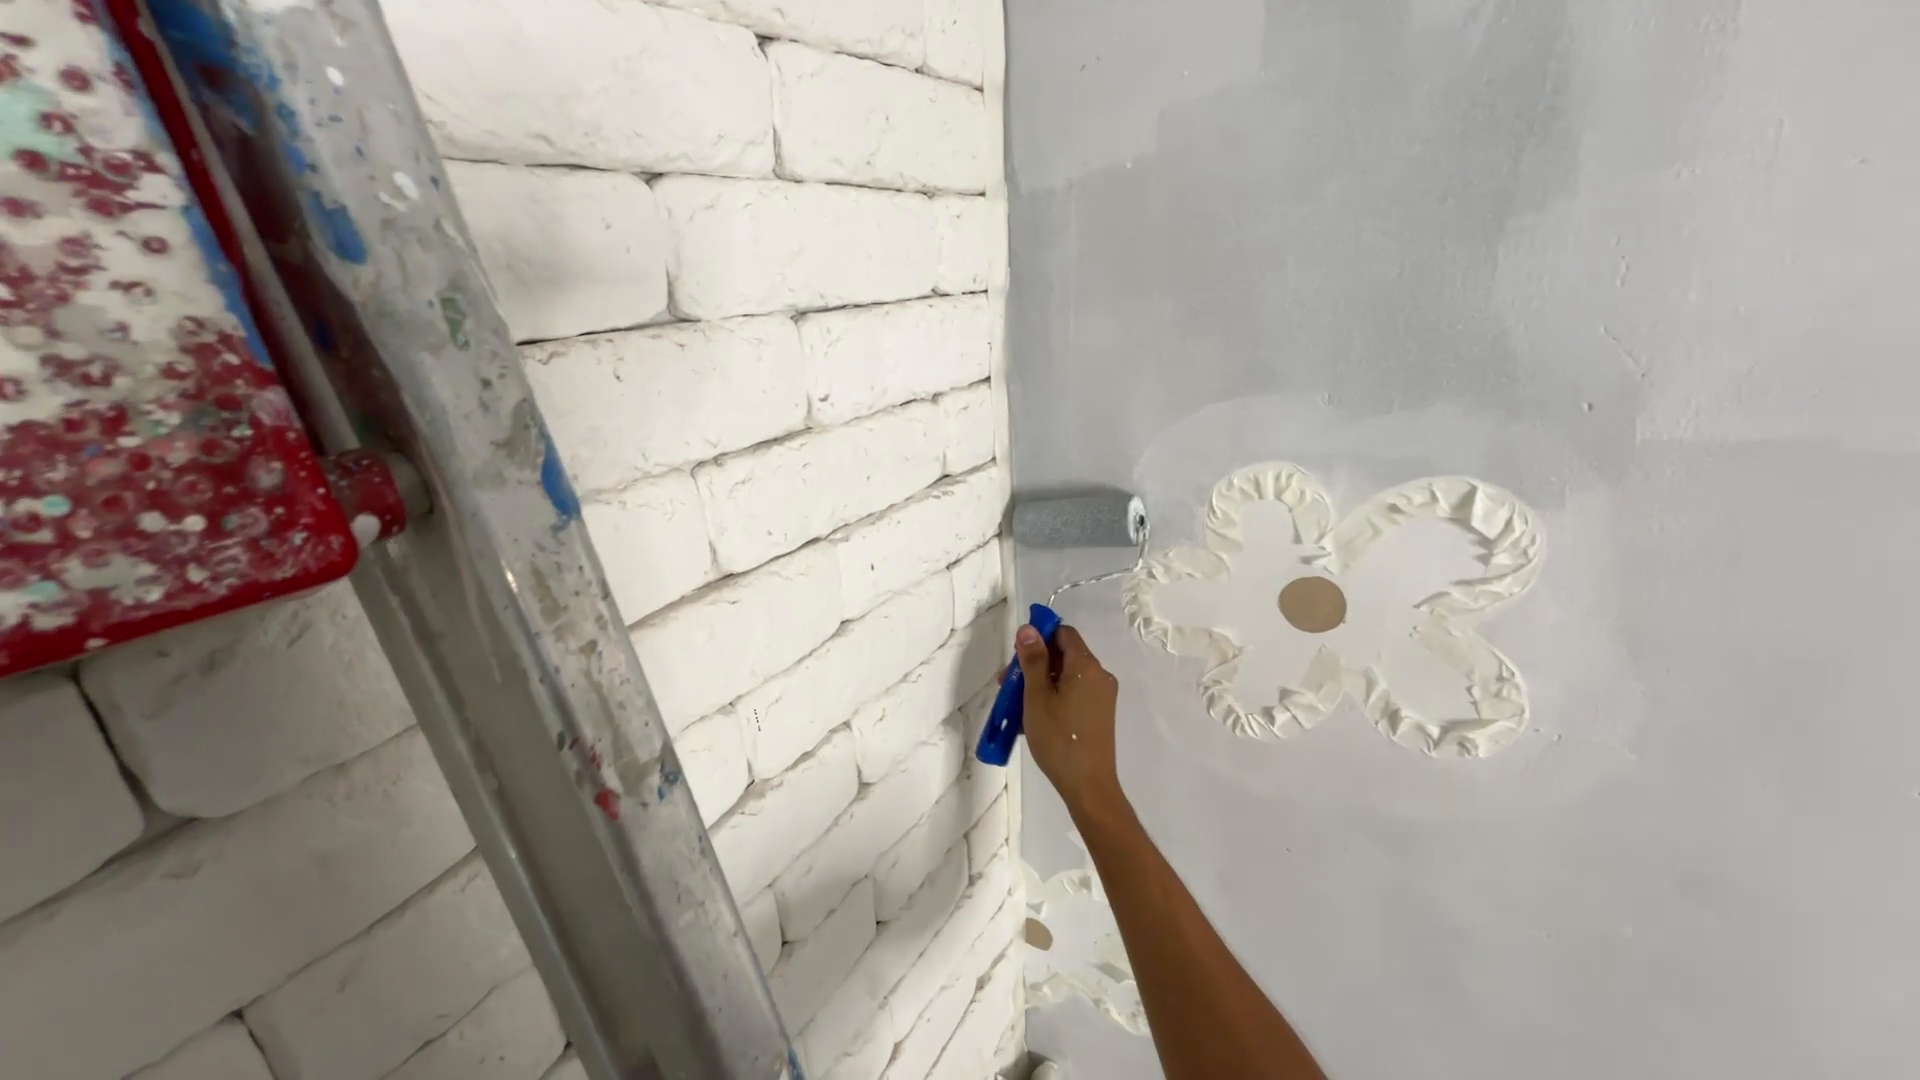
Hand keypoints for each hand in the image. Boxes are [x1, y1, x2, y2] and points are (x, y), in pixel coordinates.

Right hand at [1008, 622, 1128, 821]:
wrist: (1088, 785)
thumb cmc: (1058, 738)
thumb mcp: (1036, 696)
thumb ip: (1032, 660)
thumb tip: (1029, 628)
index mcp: (1086, 665)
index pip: (1064, 633)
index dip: (1040, 636)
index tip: (1017, 654)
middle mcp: (1099, 675)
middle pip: (1064, 655)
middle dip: (1034, 663)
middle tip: (1007, 684)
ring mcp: (1102, 696)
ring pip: (1067, 676)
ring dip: (1041, 682)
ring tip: (1016, 705)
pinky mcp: (1100, 714)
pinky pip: (1074, 693)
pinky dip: (1054, 696)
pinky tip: (1033, 717)